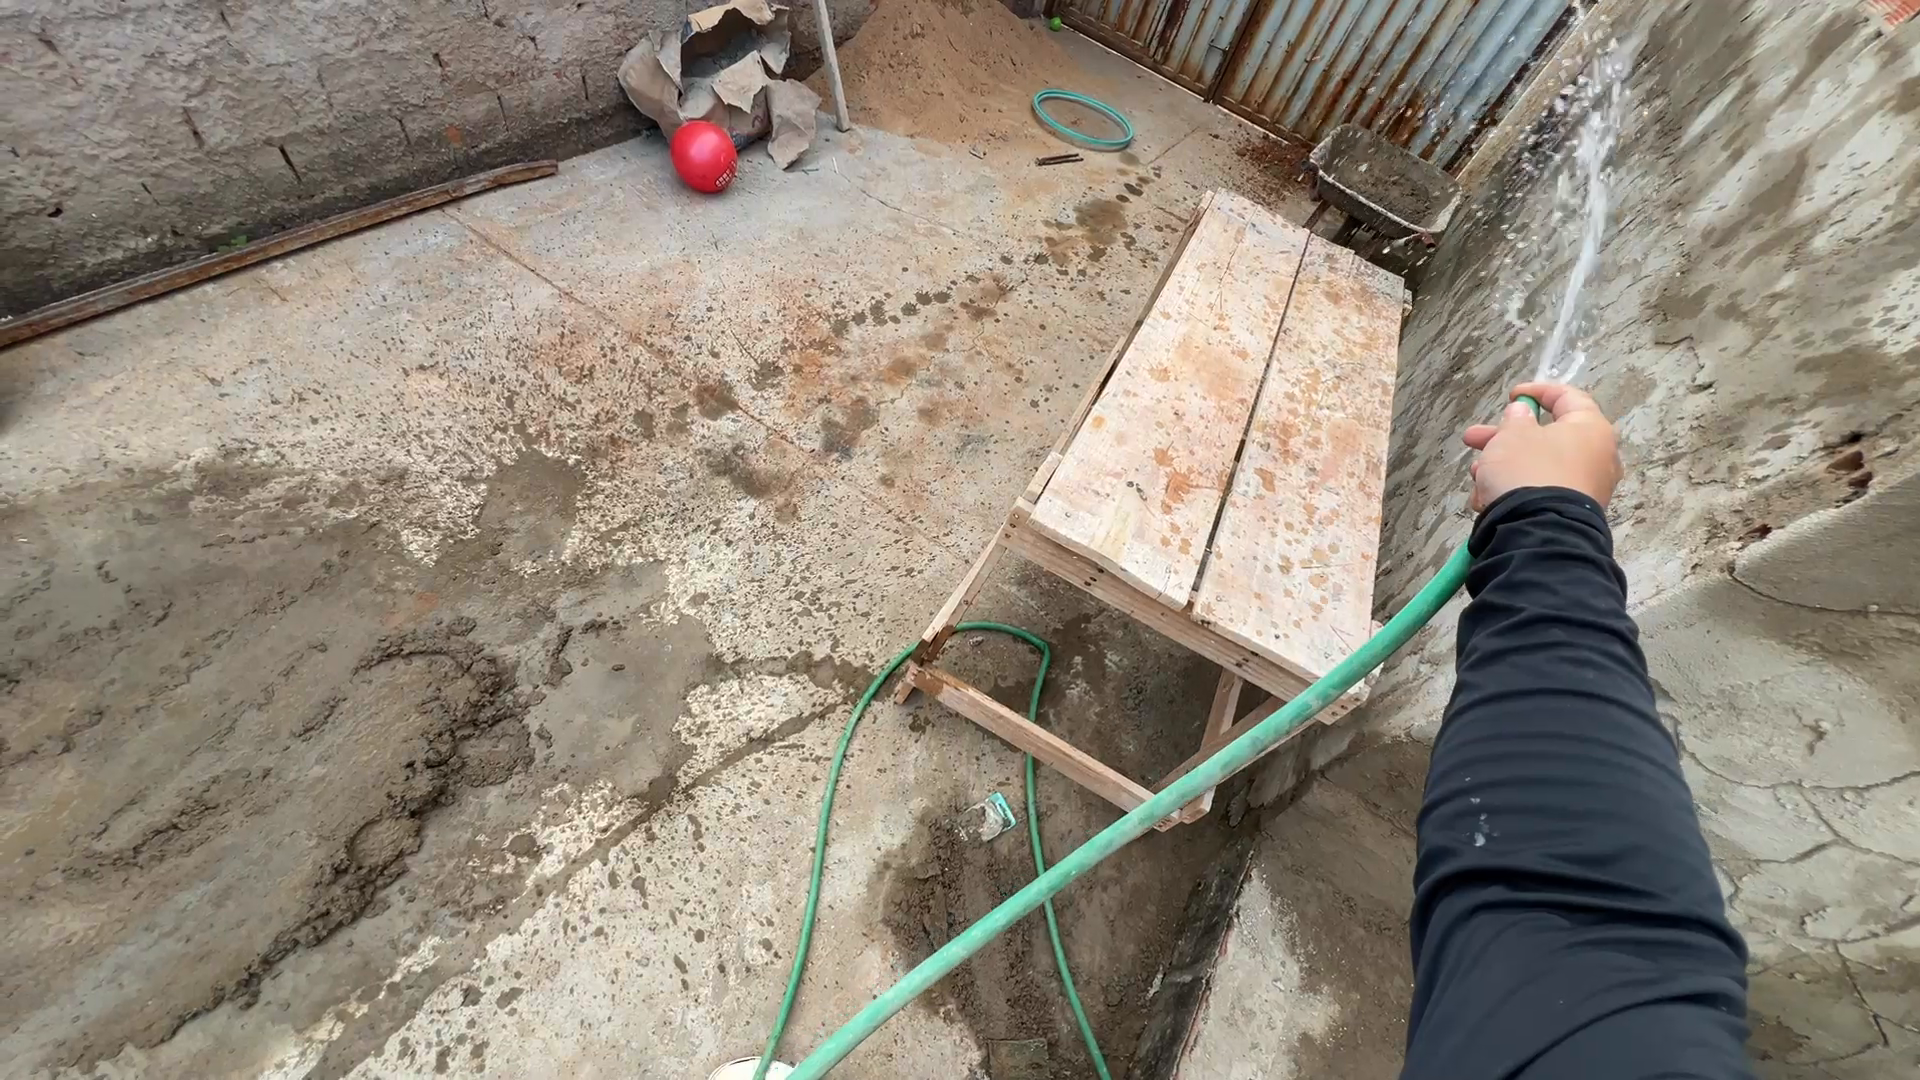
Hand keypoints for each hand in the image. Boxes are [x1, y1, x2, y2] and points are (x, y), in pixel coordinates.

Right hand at [1463, 382, 1621, 511]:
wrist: (1538, 527)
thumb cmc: (1527, 470)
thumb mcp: (1512, 436)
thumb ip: (1516, 420)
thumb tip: (1523, 413)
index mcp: (1590, 429)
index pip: (1568, 398)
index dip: (1538, 391)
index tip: (1513, 394)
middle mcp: (1596, 455)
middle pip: (1544, 437)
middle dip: (1502, 438)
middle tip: (1473, 439)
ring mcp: (1585, 485)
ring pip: (1536, 465)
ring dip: (1502, 466)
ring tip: (1477, 476)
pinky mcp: (1570, 510)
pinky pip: (1538, 490)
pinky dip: (1513, 490)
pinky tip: (1489, 499)